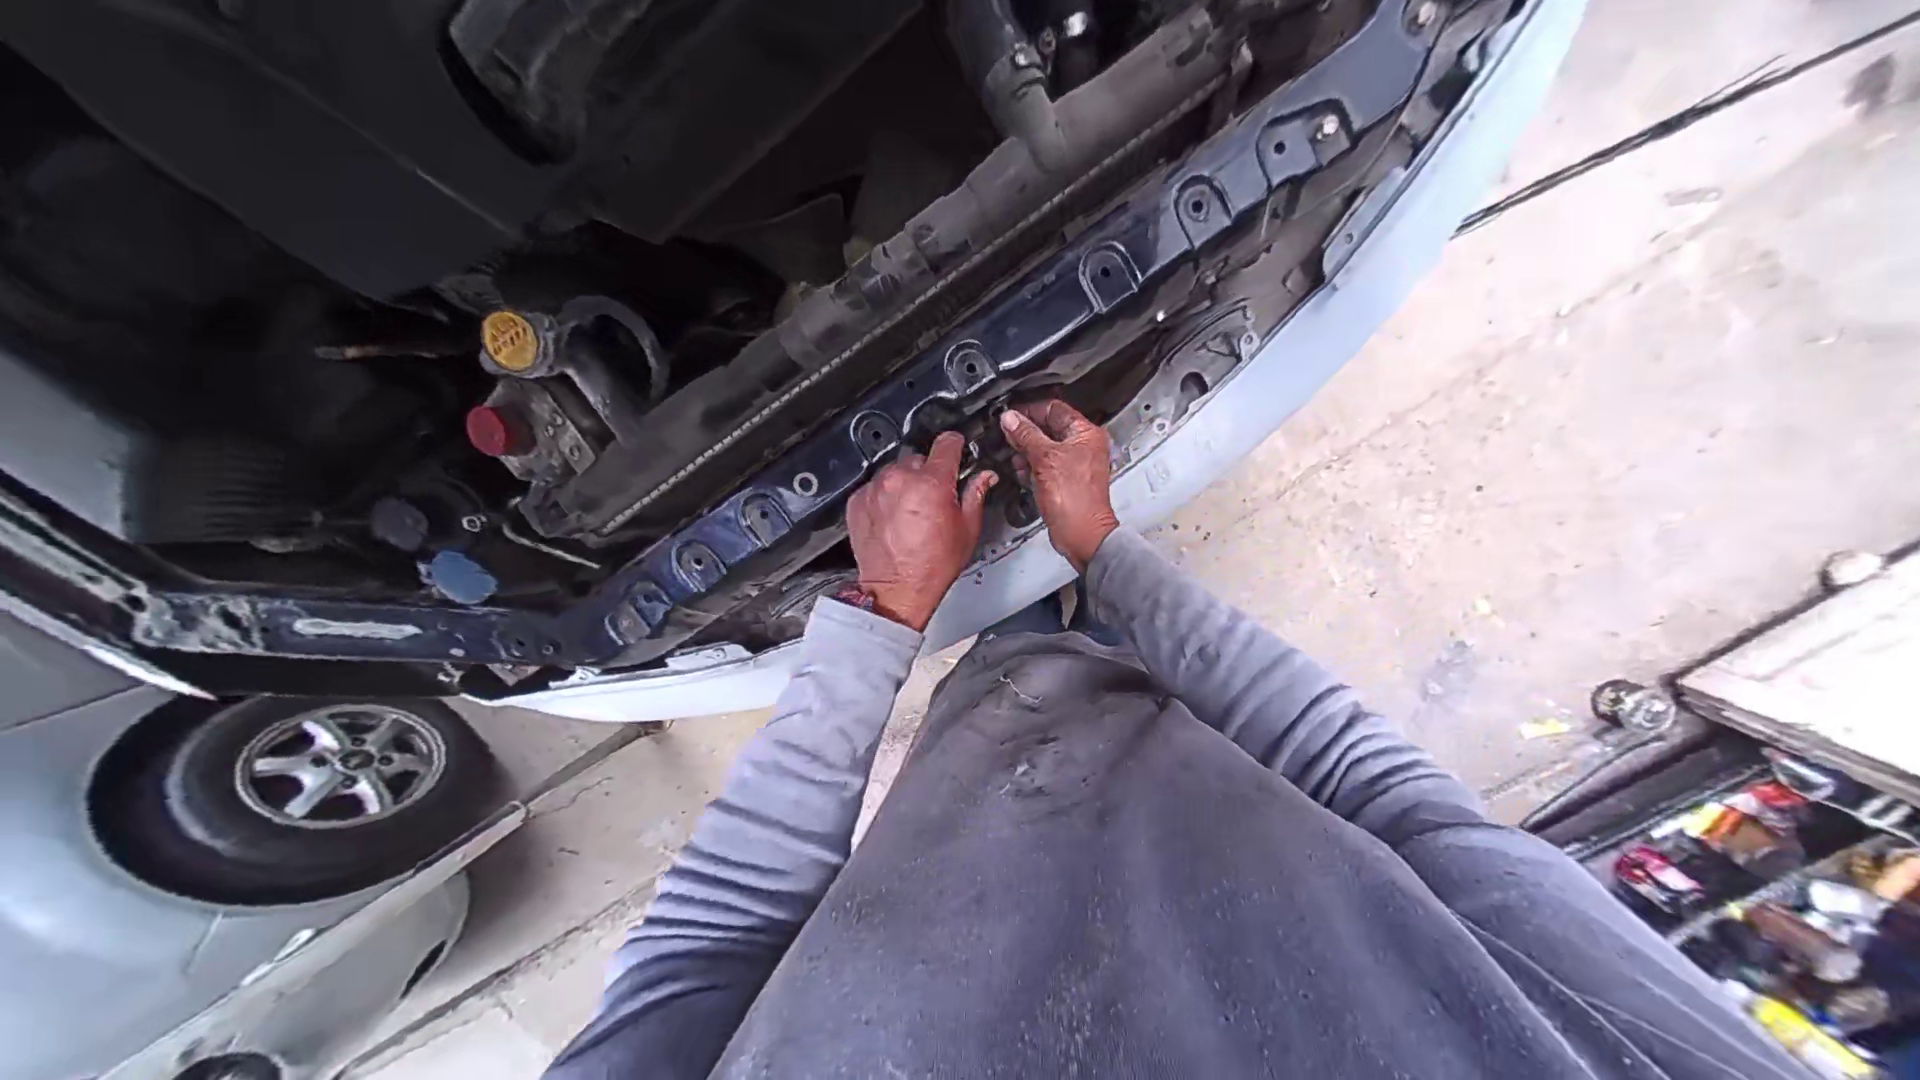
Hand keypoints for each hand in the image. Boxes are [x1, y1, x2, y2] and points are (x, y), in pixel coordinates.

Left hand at [846, 431, 997, 630]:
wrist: (897, 589)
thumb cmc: (932, 566)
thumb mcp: (967, 529)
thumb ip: (976, 495)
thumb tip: (984, 478)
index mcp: (932, 483)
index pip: (946, 443)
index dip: (955, 446)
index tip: (956, 450)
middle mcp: (900, 480)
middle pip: (919, 459)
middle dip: (928, 474)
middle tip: (933, 499)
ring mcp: (876, 489)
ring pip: (895, 471)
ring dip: (904, 484)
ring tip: (911, 512)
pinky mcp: (858, 501)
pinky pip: (875, 487)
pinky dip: (885, 496)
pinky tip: (894, 517)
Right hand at [999, 400, 1118, 571]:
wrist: (1081, 533)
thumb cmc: (1075, 500)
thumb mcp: (1044, 458)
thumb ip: (1026, 435)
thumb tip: (1011, 419)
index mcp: (1086, 434)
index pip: (1054, 409)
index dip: (1030, 410)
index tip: (1010, 416)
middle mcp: (1083, 447)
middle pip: (1048, 428)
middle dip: (1026, 433)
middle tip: (1008, 436)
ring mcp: (1074, 465)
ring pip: (1044, 448)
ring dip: (1026, 451)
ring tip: (1015, 457)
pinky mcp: (1064, 482)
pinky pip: (1044, 467)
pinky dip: (1031, 467)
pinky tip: (1022, 472)